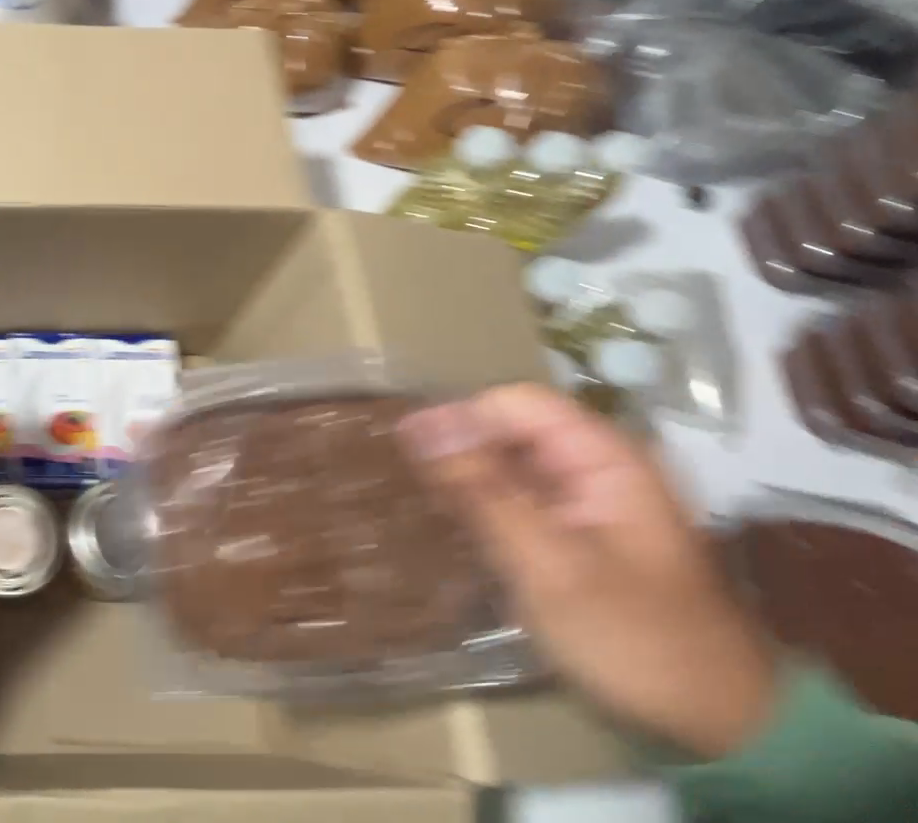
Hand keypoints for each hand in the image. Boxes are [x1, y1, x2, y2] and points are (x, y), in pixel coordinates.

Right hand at [397, 384, 777, 758]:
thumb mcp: (548, 563)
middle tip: (413, 489)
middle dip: (460, 451)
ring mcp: (588, 501)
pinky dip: (483, 508)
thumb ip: (482, 489)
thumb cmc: (635, 639)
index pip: (514, 404)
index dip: (462, 421)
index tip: (413, 457)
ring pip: (508, 464)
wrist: (716, 724)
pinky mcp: (575, 533)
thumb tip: (417, 422)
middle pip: (510, 430)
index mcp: (606, 459)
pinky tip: (457, 533)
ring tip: (426, 509)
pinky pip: (516, 498)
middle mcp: (598, 467)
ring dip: (467, 481)